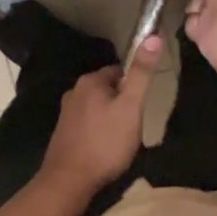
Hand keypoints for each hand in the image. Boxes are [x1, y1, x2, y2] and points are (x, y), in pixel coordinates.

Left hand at [37, 37, 163, 194]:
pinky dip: (99, 130)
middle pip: (108, 89)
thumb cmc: (106, 142)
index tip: (143, 105)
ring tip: (123, 138)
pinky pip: (88, 123)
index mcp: (90, 81)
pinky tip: (106, 147)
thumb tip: (153, 36)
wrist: (70, 180)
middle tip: (136, 124)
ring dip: (111, 117)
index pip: (120, 70)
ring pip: (98, 107)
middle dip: (123, 102)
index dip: (135, 86)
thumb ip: (142, 74)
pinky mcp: (63, 132)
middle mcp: (74, 91)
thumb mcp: (131, 106)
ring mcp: (66, 113)